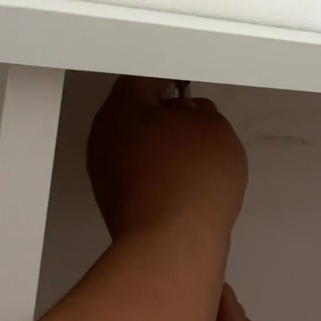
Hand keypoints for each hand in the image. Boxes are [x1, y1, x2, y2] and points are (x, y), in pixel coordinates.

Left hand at [87, 77, 247, 239]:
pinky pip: (141, 176)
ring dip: (166, 147)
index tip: (188, 83)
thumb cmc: (191, 180)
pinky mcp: (117, 204)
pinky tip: (188, 184)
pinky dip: (163, 174)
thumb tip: (192, 115)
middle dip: (169, 116)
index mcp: (122, 108)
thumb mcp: (215, 126)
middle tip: (199, 121)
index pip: (143, 77)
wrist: (175, 243)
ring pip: (138, 146)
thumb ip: (201, 110)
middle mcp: (105, 139)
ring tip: (199, 157)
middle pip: (137, 113)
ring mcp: (106, 174)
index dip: (171, 78)